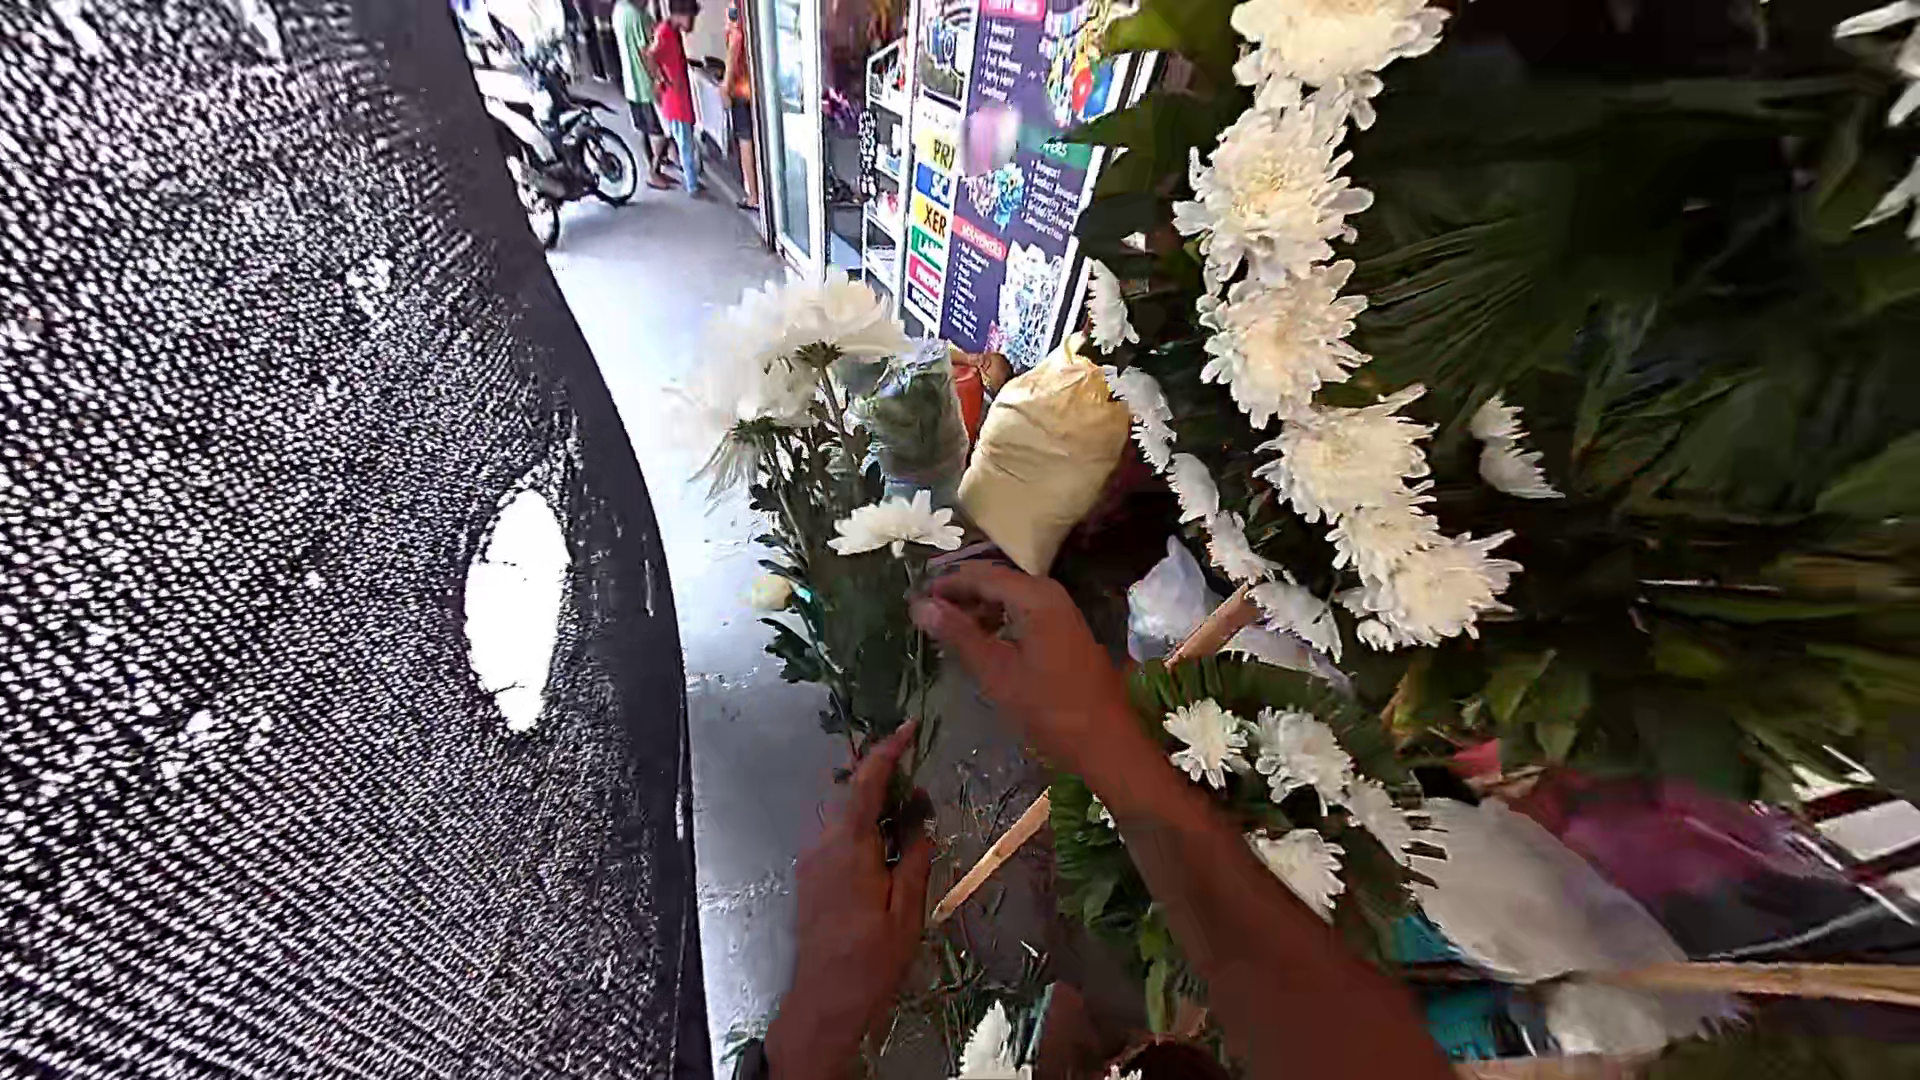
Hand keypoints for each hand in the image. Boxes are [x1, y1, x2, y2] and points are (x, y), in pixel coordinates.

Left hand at [764, 723, 932, 1079]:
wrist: (821, 1006)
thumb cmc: (870, 961)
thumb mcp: (906, 912)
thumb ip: (915, 859)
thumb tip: (921, 824)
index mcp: (850, 846)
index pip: (868, 783)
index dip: (888, 750)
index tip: (908, 727)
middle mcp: (824, 843)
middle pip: (856, 795)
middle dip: (887, 781)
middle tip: (918, 789)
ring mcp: (812, 858)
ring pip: (848, 817)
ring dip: (876, 811)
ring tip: (906, 827)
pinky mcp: (810, 874)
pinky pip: (839, 837)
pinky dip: (864, 832)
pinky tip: (884, 854)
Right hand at [910, 563, 1138, 778]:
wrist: (1108, 742)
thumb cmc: (1049, 708)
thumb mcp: (996, 671)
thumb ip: (958, 634)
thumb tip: (920, 605)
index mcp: (1035, 596)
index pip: (981, 575)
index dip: (947, 585)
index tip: (917, 599)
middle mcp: (1050, 593)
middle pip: (996, 583)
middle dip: (962, 596)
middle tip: (928, 617)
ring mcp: (1061, 611)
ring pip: (1010, 598)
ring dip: (979, 610)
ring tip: (949, 632)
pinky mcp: (1065, 629)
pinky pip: (1024, 613)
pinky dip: (999, 622)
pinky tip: (982, 642)